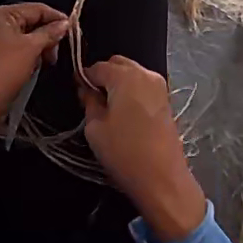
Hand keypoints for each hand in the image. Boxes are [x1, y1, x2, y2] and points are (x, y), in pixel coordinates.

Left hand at [0, 3, 69, 126]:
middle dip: (48, 36)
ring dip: (40, 49)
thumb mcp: (31, 48)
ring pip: (28, 38)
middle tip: (55, 55)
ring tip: (45, 64)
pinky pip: (20, 51)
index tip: (76, 33)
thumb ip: (50, 33)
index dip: (58, 19)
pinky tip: (34, 69)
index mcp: (3, 13)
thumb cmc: (3, 70)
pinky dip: (30, 58)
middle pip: (33, 22)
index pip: (38, 9)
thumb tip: (66, 23)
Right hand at [79, 56, 206, 242]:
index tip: (76, 90)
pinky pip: (143, 85)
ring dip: (118, 82)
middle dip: (103, 76)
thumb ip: (89, 102)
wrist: (163, 178)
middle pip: (118, 64)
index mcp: (125, 76)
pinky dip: (131, 91)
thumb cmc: (124, 152)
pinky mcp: (166, 100)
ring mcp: (159, 86)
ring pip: (132, 73)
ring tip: (107, 106)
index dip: (84, 77)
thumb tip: (87, 90)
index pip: (98, 67)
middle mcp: (145, 74)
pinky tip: (124, 111)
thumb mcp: (95, 128)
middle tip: (91, 98)